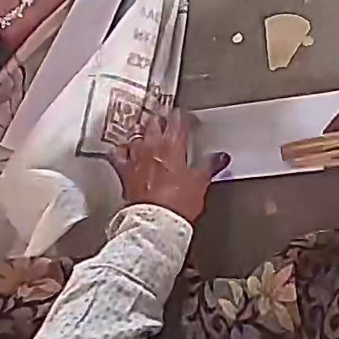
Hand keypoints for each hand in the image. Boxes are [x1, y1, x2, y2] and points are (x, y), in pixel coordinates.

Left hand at [105, 111, 229, 223]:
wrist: (156, 222)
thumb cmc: (178, 202)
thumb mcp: (201, 182)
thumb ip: (210, 165)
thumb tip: (220, 157)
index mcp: (173, 145)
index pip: (179, 119)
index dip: (185, 116)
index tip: (190, 119)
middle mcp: (152, 146)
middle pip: (155, 121)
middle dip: (163, 119)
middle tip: (169, 121)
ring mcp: (136, 158)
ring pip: (136, 133)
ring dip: (143, 131)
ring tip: (149, 131)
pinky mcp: (124, 172)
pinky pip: (118, 153)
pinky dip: (122, 150)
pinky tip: (126, 150)